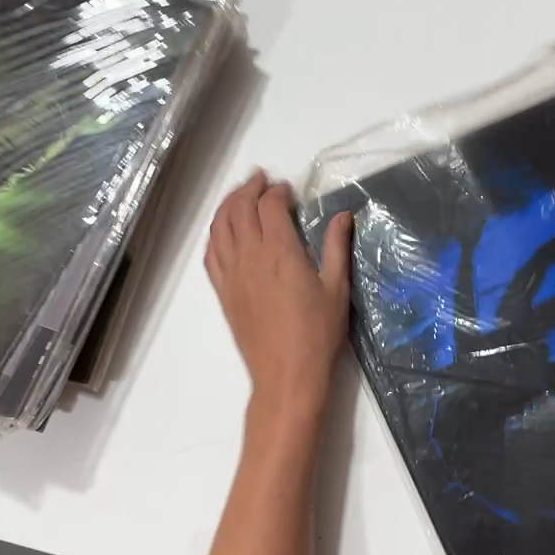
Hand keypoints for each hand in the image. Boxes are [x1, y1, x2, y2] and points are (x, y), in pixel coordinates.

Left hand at [204, 170, 352, 401]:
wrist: (285, 373)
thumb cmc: (317, 333)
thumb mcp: (337, 288)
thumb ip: (336, 247)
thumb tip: (343, 215)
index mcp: (280, 252)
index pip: (270, 206)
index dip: (277, 192)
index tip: (288, 190)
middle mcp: (250, 256)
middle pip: (240, 208)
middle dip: (250, 188)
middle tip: (261, 180)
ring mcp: (231, 273)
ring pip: (220, 226)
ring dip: (228, 204)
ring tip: (240, 195)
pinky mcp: (222, 291)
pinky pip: (210, 252)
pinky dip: (215, 233)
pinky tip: (223, 229)